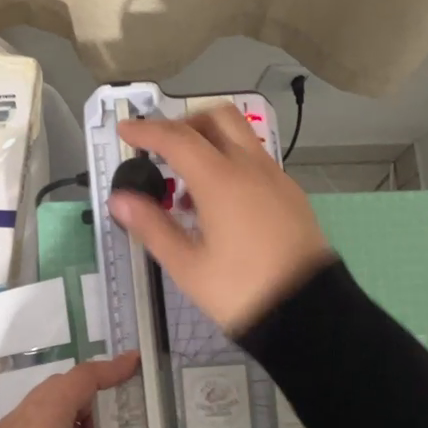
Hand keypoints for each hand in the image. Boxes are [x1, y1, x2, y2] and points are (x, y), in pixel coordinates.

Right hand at [112, 104, 334, 332]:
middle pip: (216, 118)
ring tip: (187, 187)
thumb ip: (152, 226)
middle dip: (185, 123)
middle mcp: (251, 167)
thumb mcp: (187, 265)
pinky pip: (256, 161)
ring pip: (241, 137)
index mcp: (220, 180)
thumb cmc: (239, 290)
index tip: (124, 131)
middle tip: (162, 147)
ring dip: (210, 143)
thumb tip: (119, 199)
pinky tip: (219, 204)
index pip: (177, 139)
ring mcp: (276, 178)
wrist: (307, 309)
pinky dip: (231, 164)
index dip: (146, 131)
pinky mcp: (291, 194)